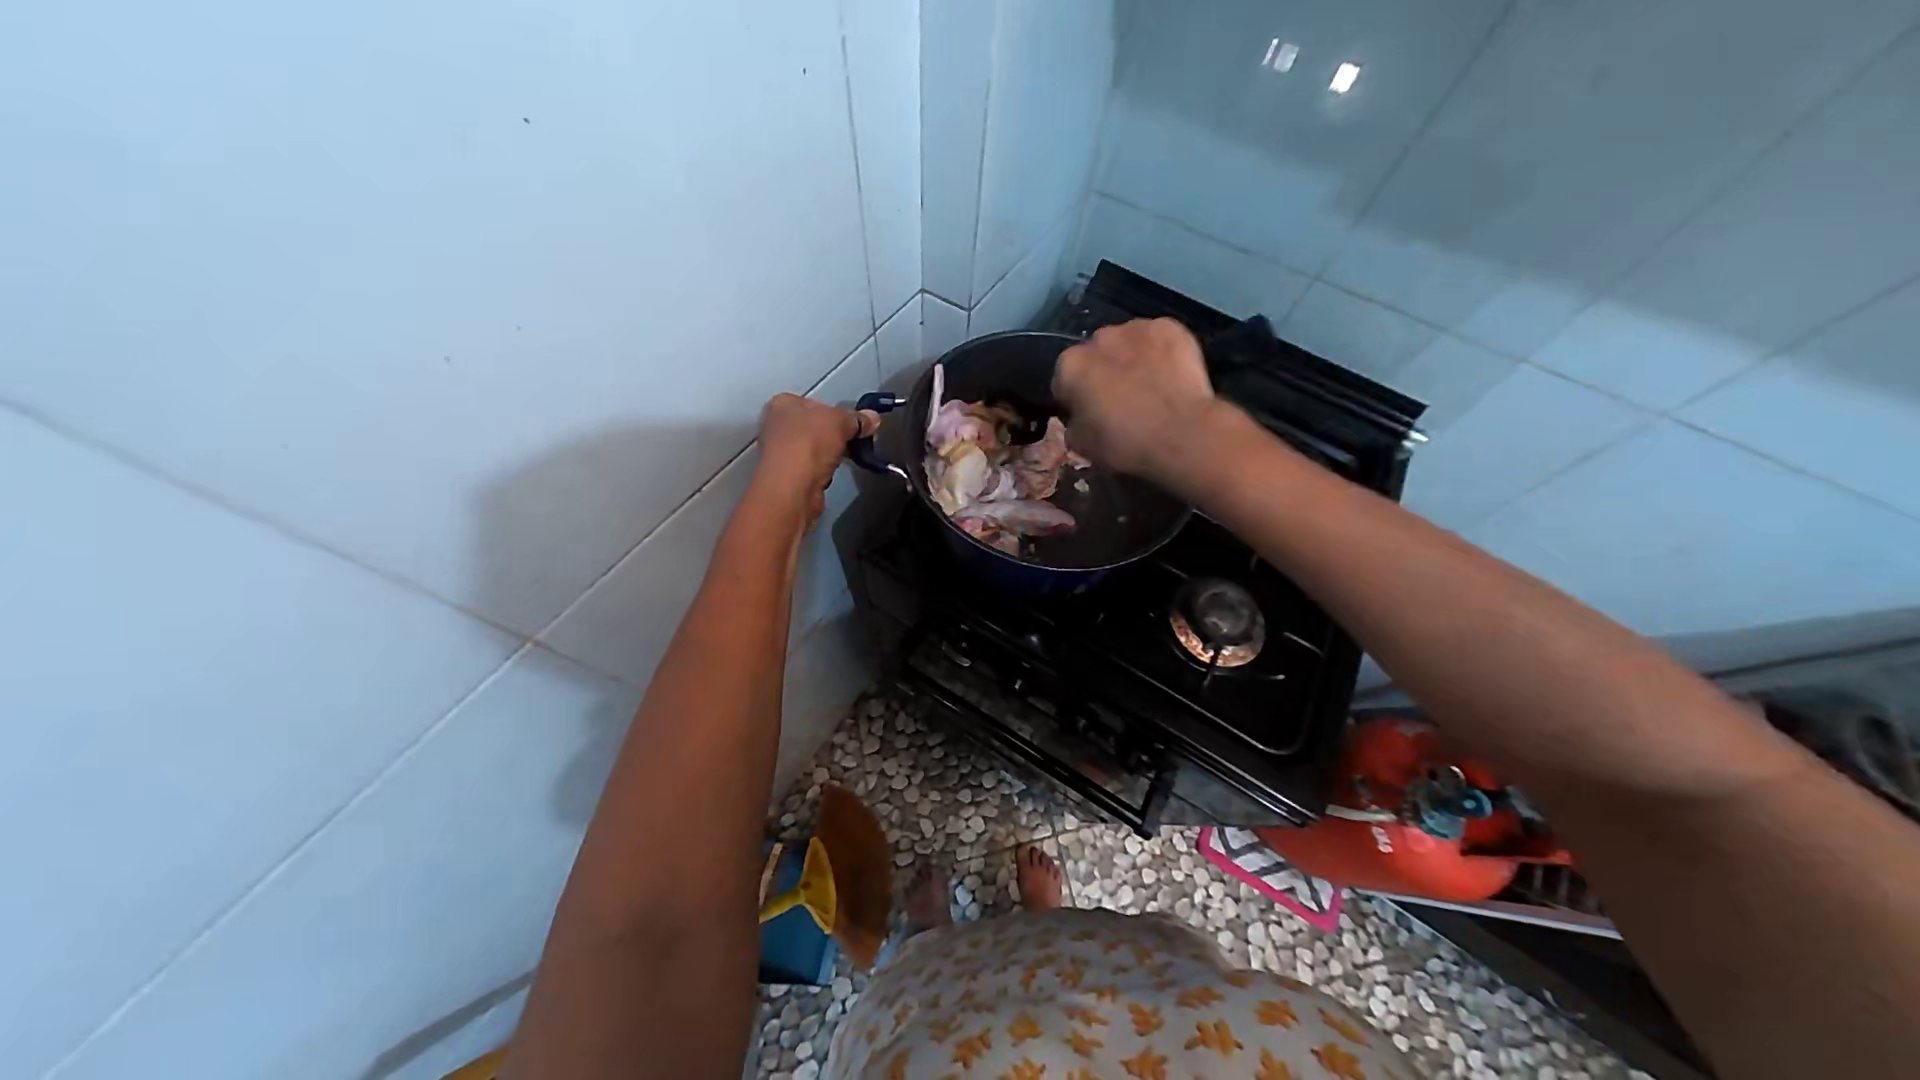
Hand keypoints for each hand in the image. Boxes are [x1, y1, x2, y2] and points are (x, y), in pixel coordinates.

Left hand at [751, 393, 879, 522]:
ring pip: (813, 448)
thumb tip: (874, 418)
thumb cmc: (811, 443)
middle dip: (834, 435)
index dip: (835, 411)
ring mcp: (778, 452)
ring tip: (842, 459)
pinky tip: (828, 475)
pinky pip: (810, 468)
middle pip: (814, 426)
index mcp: (783, 403)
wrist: (792, 488)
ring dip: (828, 454)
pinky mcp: (785, 476)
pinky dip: (820, 471)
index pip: (813, 402)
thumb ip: (857, 419)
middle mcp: (775, 425)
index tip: (852, 423)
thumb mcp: (840, 422)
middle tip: (854, 441)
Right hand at [1053, 318, 1227, 482]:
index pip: (1064, 380)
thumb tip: (1081, 416)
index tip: (1090, 414)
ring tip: (1150, 387)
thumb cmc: (1125, 443)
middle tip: (1122, 400)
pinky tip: (1170, 375)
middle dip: (1103, 372)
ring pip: (1127, 343)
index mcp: (1070, 365)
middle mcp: (1099, 338)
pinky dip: (1161, 353)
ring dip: (1131, 359)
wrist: (1182, 433)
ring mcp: (1136, 328)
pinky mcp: (1170, 327)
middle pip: (1096, 355)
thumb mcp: (1082, 444)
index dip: (1076, 398)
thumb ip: (1073, 423)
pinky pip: (1158, 339)